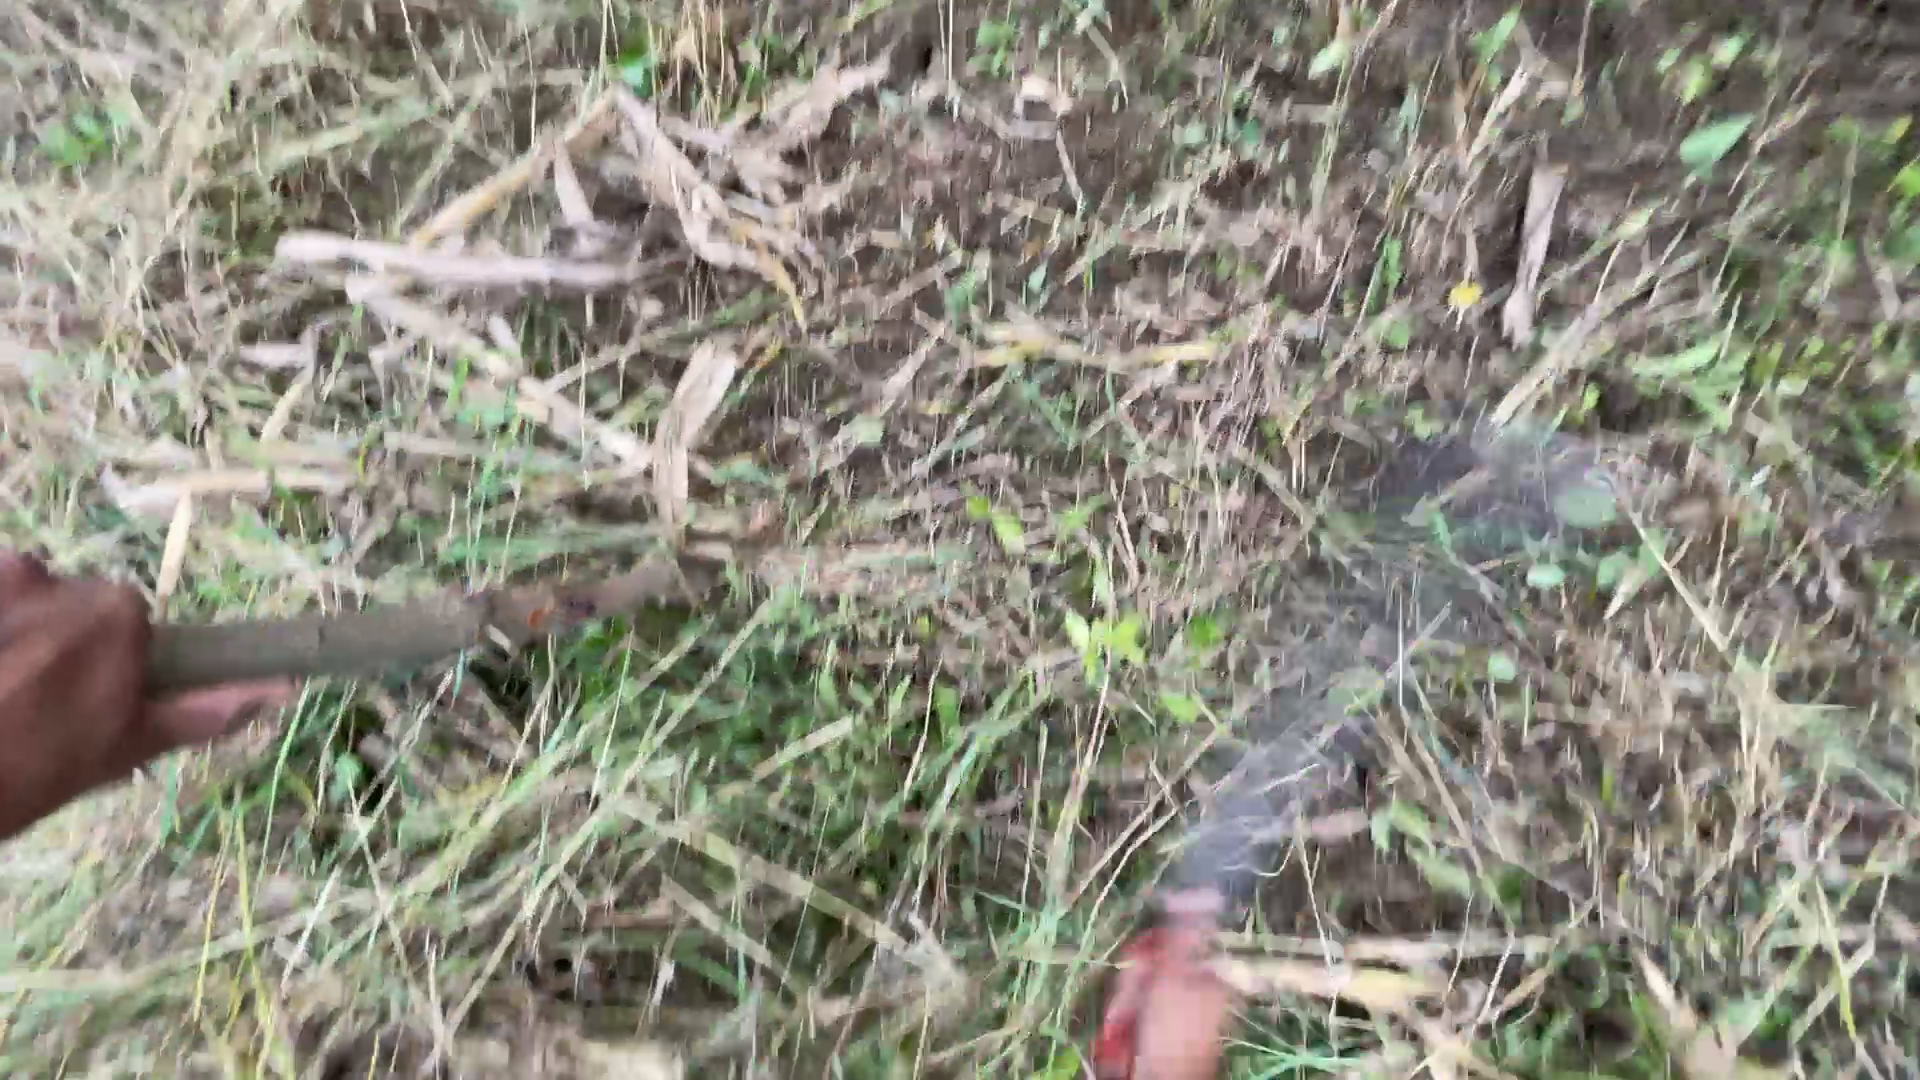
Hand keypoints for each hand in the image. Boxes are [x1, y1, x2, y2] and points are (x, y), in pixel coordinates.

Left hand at [0, 552, 295, 839]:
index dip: (102, 652)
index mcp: (114, 614)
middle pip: (60, 596)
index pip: (121, 614)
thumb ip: (204, 711)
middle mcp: (49, 580)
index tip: (75, 692)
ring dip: (2, 619)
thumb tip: (283, 687)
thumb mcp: (123, 749)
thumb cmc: (23, 772)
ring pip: (3, 586)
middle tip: (19, 691)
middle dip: (45, 632)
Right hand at [1094, 894, 1236, 1079]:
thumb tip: (1202, 889)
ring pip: (1139, 981)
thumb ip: (1182, 932)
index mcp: (1210, 976)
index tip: (1142, 953)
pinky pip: (1133, 1003)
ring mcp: (1174, 1009)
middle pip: (1155, 959)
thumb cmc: (1172, 1030)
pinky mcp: (1154, 1024)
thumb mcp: (1175, 975)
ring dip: (1125, 997)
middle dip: (1136, 976)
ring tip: (1125, 1018)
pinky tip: (1122, 1026)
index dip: (1154, 944)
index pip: (1177, 940)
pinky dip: (1124, 1012)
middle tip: (1134, 994)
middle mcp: (1194, 989)